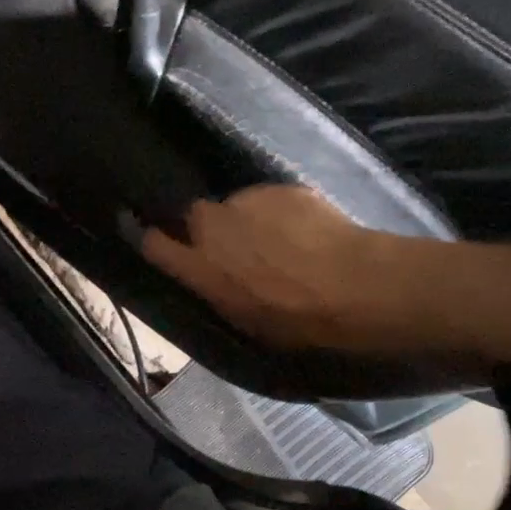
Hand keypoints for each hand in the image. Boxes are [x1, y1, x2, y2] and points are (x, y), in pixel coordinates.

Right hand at [142, 186, 418, 353]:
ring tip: (283, 242)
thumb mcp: (246, 322)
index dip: (153, 239)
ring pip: (236, 206)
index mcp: (199, 267)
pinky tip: (309, 232)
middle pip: (195, 216)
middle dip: (209, 228)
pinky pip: (271, 199)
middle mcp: (211, 227)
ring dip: (248, 220)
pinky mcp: (279, 188)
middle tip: (236, 249)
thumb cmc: (301, 322)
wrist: (358, 285)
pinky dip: (282, 212)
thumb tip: (211, 279)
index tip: (159, 241)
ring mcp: (245, 202)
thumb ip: (218, 291)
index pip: (153, 243)